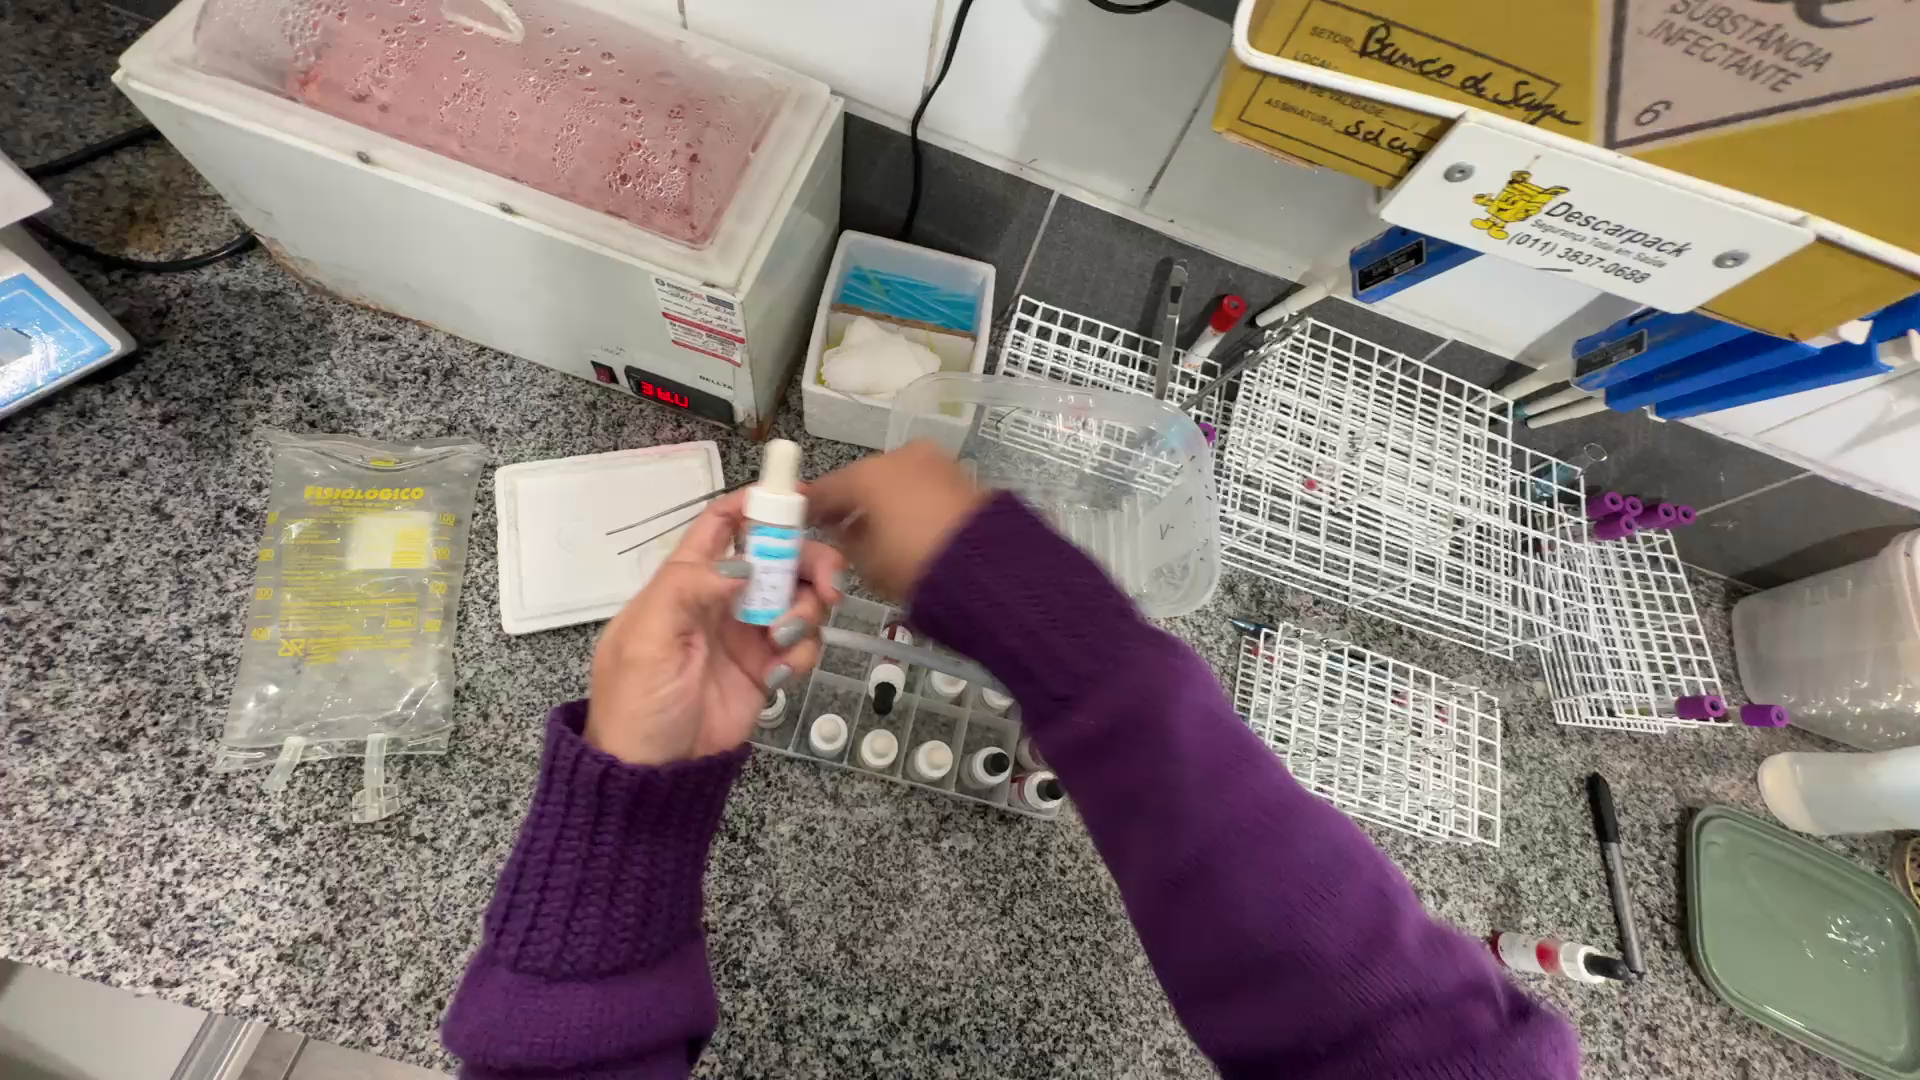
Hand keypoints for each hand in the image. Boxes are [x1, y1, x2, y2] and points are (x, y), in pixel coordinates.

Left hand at [585, 491, 845, 765]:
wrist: (656, 774)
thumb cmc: (637, 703)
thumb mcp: (647, 640)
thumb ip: (689, 589)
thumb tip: (742, 563)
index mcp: (686, 582)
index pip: (721, 526)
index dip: (755, 505)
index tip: (795, 499)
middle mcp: (723, 599)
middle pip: (778, 559)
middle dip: (808, 562)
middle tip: (830, 582)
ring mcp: (748, 632)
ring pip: (798, 598)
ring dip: (807, 612)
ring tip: (787, 642)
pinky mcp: (768, 666)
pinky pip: (803, 643)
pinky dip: (803, 653)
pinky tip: (780, 674)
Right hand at [808, 440, 987, 599]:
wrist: (987, 564)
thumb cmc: (915, 564)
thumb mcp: (868, 564)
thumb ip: (846, 543)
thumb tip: (844, 531)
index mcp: (867, 474)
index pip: (825, 488)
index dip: (811, 507)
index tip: (804, 520)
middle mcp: (899, 456)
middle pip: (863, 480)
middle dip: (853, 502)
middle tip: (844, 528)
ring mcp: (933, 460)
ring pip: (896, 479)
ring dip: (885, 500)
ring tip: (882, 529)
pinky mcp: (960, 473)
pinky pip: (923, 485)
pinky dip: (912, 500)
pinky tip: (911, 524)